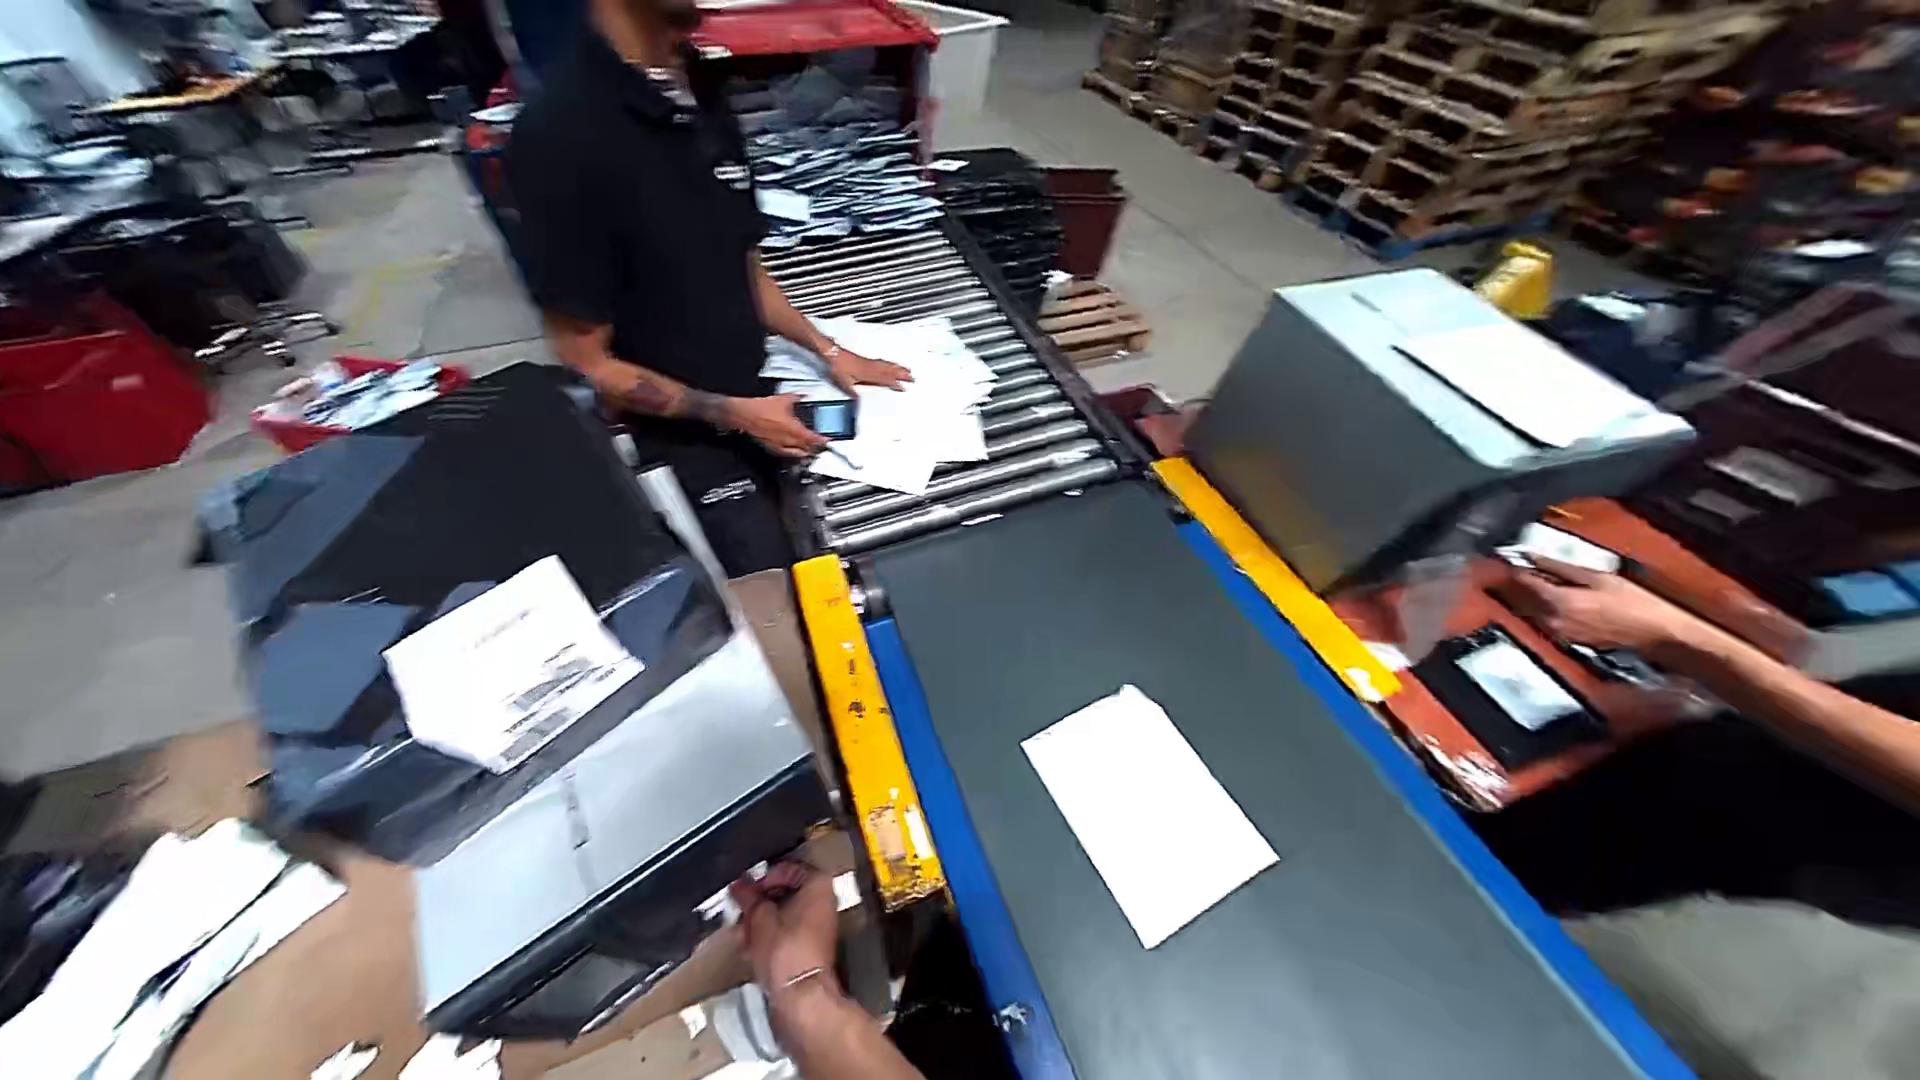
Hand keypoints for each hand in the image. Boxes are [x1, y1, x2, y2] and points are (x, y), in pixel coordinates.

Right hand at [727, 394, 828, 457]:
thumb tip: (803, 395)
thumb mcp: (782, 399)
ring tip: (811, 450)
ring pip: (797, 453)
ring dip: (805, 452)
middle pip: (807, 448)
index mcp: (793, 428)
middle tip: (821, 445)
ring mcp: (779, 445)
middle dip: (815, 448)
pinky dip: (793, 453)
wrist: (743, 414)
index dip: (822, 440)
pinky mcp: (771, 447)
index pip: (812, 438)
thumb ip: (796, 398)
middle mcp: (788, 439)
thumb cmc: (759, 408)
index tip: (827, 440)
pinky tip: (794, 451)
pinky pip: (785, 453)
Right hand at [730, 862, 839, 998]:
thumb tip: (738, 884)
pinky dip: (768, 936)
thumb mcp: (760, 919)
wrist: (802, 997)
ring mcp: (819, 922)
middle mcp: (823, 898)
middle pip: (784, 892)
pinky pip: (787, 931)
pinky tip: (747, 949)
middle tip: (737, 914)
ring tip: (738, 935)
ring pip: (783, 913)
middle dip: (757, 905)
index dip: (762, 879)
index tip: (743, 891)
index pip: (786, 868)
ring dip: (759, 922)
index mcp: (818, 883)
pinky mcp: (810, 944)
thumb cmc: (784, 948)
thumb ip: (749, 898)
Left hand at [825, 346, 911, 391]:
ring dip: (898, 368)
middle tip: (913, 377)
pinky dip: (889, 364)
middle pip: (889, 370)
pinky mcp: (865, 360)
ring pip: (887, 365)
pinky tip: (891, 365)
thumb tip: (861, 402)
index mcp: (867, 374)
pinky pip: (882, 362)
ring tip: (907, 370)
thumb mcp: (844, 383)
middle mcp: (870, 367)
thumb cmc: (837, 368)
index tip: (904, 388)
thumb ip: (854, 392)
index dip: (895, 383)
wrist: (831, 353)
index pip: (884, 379)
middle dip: (902, 374)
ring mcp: (869, 363)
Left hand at [1500, 556, 1707, 653]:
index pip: (1521, 580)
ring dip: (1538, 597)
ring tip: (1559, 588)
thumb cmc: (1635, 601)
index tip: (1515, 559)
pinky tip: (1570, 605)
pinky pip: (1548, 621)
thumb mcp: (1598, 577)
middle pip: (1525, 596)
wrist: (1662, 633)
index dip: (1517, 568)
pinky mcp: (1568, 640)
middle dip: (1528, 583)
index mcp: (1556, 600)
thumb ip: (1559, 567)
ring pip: (1534, 609)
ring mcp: (1558, 632)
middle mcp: (1550, 618)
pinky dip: (1550, 611)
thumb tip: (1531, 556)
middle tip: (1541, 572)